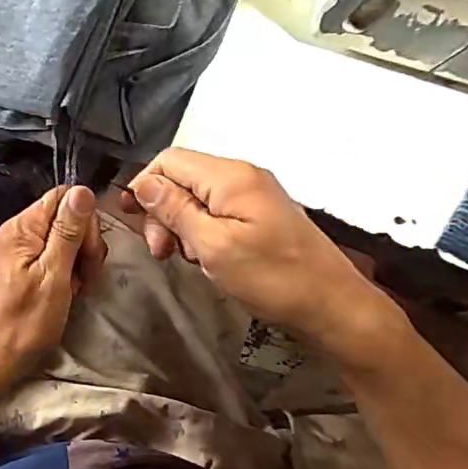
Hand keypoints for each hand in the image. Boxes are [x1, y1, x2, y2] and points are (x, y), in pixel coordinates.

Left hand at [0, 186, 106, 386]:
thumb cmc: (27, 320)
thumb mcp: (54, 275)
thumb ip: (68, 232)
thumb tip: (82, 190)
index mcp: (21, 227)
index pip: (64, 197)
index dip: (85, 221)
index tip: (89, 254)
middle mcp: (17, 231)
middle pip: (67, 215)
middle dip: (85, 244)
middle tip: (84, 277)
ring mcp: (19, 248)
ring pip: (66, 237)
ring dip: (80, 261)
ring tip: (75, 288)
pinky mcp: (23, 265)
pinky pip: (55, 255)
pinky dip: (68, 271)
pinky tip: (68, 291)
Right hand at [120, 149, 395, 353]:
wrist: (333, 307)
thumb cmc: (273, 278)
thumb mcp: (213, 246)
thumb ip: (175, 210)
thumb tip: (143, 183)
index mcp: (231, 178)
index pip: (169, 161)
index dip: (144, 186)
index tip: (134, 221)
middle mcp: (242, 177)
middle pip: (180, 178)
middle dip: (160, 211)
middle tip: (160, 250)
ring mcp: (253, 195)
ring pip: (193, 196)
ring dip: (178, 224)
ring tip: (183, 257)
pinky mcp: (258, 214)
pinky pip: (213, 210)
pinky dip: (198, 231)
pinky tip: (203, 256)